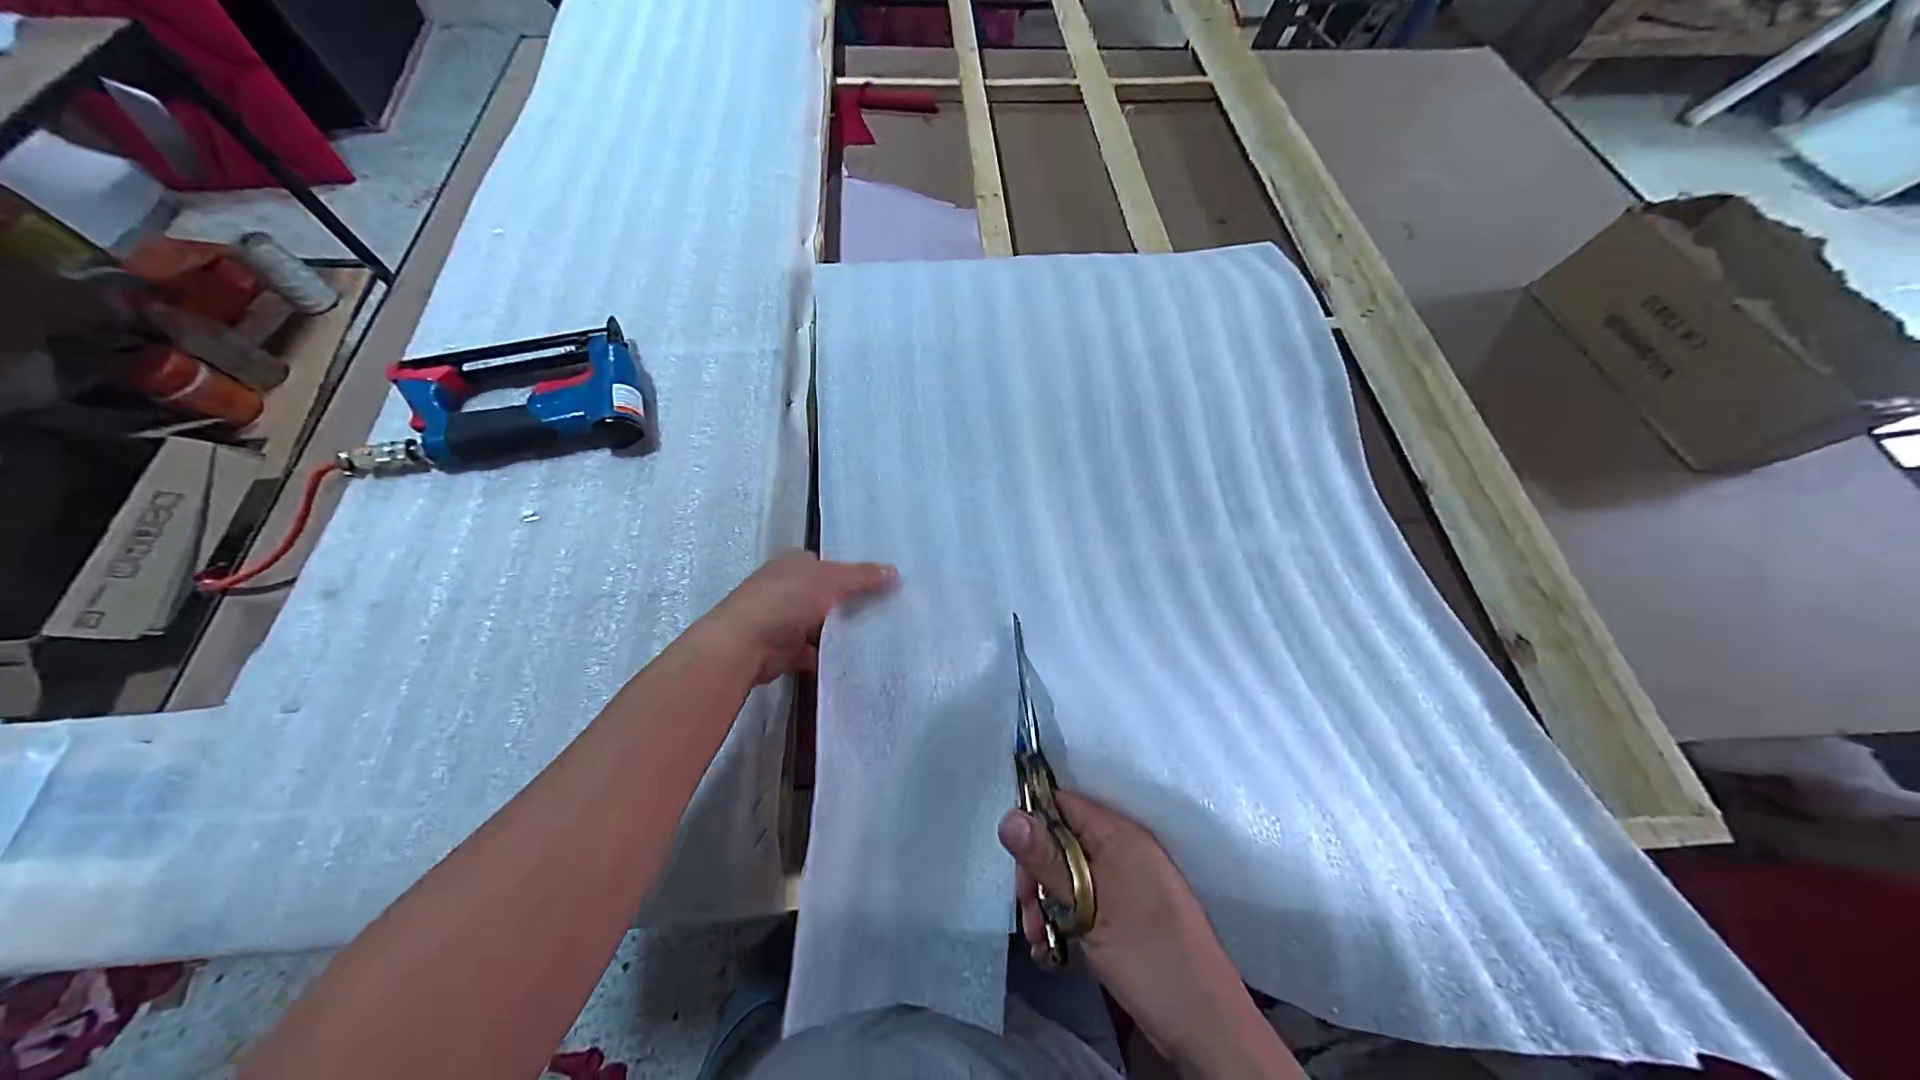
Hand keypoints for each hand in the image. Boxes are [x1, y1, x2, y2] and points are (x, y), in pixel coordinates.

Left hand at [691, 550, 896, 685]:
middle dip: (849, 604)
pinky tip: (850, 661)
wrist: (743, 645)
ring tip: (874, 638)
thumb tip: (893, 571)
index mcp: (794, 563)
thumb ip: (862, 577)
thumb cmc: (784, 601)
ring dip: (838, 632)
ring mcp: (782, 620)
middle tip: (884, 613)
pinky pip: (813, 652)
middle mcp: (786, 588)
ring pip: (820, 625)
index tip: (880, 586)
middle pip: (826, 594)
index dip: (853, 573)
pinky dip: (827, 657)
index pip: (829, 564)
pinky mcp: (783, 650)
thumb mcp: (830, 580)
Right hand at [999, 792, 1301, 1079]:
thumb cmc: (1149, 960)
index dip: (1032, 826)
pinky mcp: (1130, 909)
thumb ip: (1048, 861)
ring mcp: (1130, 880)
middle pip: (1062, 840)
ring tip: (1041, 940)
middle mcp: (1126, 848)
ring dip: (1047, 904)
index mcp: (1120, 835)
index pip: (1062, 804)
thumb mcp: (1088, 909)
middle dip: (1037, 876)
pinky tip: (1054, 948)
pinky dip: (1067, 918)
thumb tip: (1009, 816)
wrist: (1208, 1028)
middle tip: (1028, 916)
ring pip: (1071, 873)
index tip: (1016, 866)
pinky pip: (1087, 897)